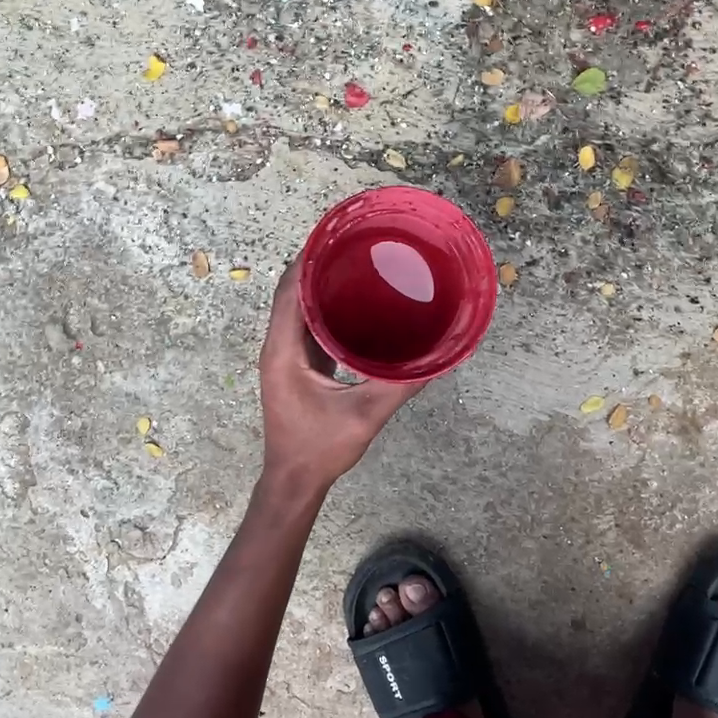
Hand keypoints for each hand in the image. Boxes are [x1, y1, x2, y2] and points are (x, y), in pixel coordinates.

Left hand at [257, 259, 424, 493]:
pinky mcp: (295, 365)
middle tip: (357, 245)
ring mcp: (284, 355)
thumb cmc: (320, 449)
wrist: (294, 482)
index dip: (309, 259)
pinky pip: (305, 324)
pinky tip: (354, 303)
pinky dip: (323, 307)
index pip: (289, 290)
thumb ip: (400, 385)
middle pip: (290, 290)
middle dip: (317, 263)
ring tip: (358, 264)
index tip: (338, 235)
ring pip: (296, 306)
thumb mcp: (365, 416)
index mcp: (283, 350)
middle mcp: (277, 346)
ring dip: (319, 284)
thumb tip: (440, 357)